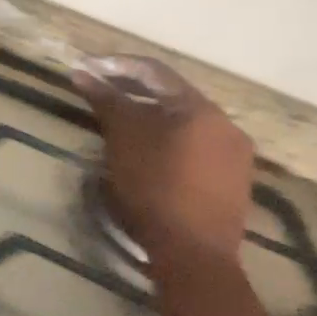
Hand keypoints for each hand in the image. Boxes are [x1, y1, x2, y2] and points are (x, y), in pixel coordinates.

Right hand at [73, 55, 254, 267]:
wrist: (193, 251)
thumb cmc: (154, 182)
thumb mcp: (122, 134)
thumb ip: (104, 98)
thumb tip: (82, 72)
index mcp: (203, 109)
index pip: (154, 71)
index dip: (116, 64)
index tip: (86, 66)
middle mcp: (227, 126)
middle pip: (172, 95)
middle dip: (132, 89)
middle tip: (98, 89)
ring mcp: (235, 156)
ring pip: (183, 121)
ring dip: (148, 113)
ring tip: (116, 117)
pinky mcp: (232, 181)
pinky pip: (194, 144)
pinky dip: (166, 136)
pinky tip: (144, 146)